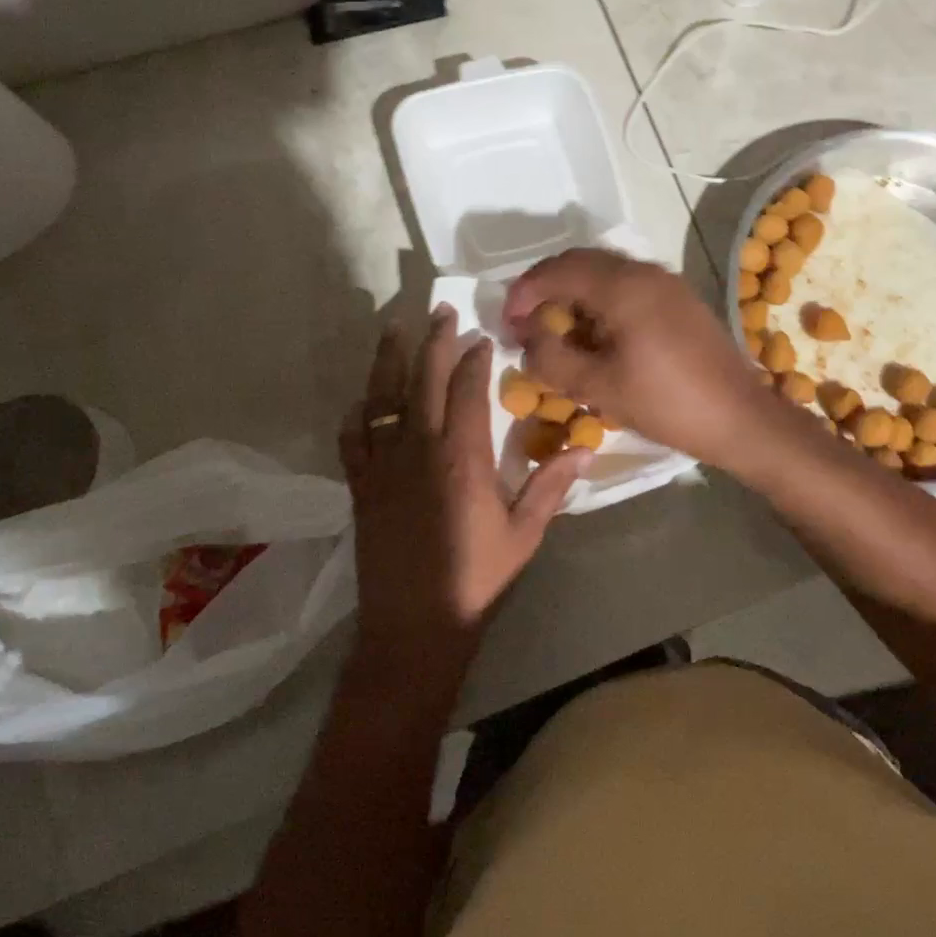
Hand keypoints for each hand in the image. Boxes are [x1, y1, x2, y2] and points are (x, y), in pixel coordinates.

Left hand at [340, 305, 589, 648]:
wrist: (415, 625)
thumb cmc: (478, 579)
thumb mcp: (525, 534)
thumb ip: (549, 486)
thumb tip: (582, 447)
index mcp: (463, 458)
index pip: (466, 390)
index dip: (472, 358)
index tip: (481, 336)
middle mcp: (418, 450)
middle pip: (421, 381)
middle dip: (432, 341)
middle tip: (440, 310)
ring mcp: (383, 467)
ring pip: (381, 399)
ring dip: (388, 360)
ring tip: (393, 329)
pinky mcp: (362, 488)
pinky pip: (353, 438)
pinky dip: (357, 413)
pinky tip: (364, 401)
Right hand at [502, 248, 772, 464]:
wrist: (739, 417)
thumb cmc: (667, 404)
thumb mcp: (599, 387)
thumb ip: (553, 358)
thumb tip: (527, 337)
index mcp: (624, 286)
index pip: (558, 270)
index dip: (523, 292)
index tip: (506, 323)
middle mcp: (646, 272)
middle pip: (581, 263)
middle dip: (546, 289)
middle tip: (525, 324)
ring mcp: (668, 284)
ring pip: (606, 274)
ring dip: (573, 296)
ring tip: (556, 333)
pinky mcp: (681, 302)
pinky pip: (629, 288)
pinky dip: (601, 303)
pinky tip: (596, 337)